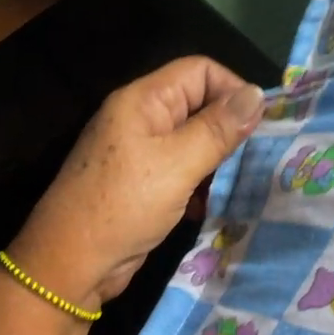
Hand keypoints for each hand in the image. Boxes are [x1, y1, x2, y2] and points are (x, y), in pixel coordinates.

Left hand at [8, 57, 263, 309]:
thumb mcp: (178, 164)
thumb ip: (218, 129)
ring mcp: (137, 157)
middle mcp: (139, 121)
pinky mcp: (139, 190)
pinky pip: (178, 176)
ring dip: (214, 164)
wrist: (72, 263)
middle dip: (226, 131)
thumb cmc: (124, 206)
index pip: (199, 71)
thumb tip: (257, 94)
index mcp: (142, 101)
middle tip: (252, 161)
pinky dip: (196, 188)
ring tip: (233, 187)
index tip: (260, 125)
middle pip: (196, 107)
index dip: (232, 89)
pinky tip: (206, 208)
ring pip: (190, 145)